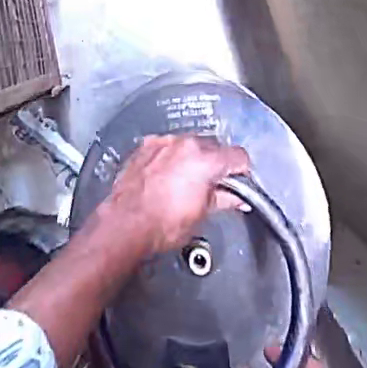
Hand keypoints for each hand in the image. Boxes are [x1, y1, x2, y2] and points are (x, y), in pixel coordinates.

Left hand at [94, 135, 250, 255]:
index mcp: (204, 160)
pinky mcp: (146, 146)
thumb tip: (235, 197)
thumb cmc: (159, 224)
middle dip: (216, 165)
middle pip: (214, 147)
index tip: (239, 181)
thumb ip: (223, 199)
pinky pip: (167, 147)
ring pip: (189, 145)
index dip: (241, 171)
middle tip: (213, 187)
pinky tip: (166, 178)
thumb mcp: (201, 215)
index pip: (238, 156)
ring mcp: (164, 142)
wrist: (124, 224)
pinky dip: (171, 158)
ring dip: (192, 159)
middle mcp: (185, 144)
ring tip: (185, 185)